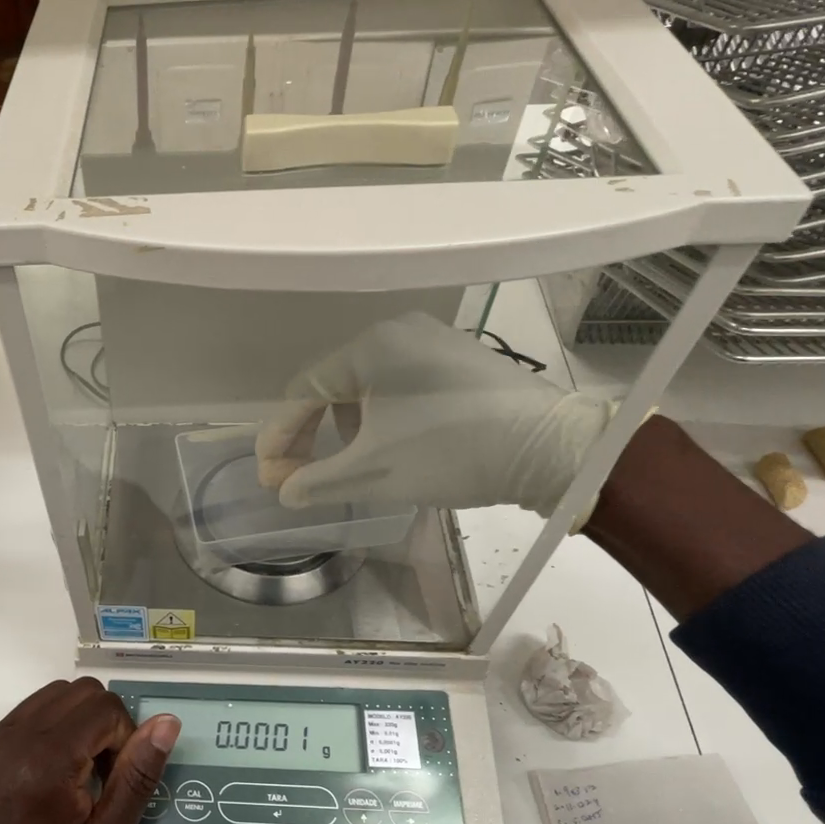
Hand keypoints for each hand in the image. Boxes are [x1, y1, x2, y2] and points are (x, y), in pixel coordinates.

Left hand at [0, 679, 178, 823]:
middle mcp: (10, 742)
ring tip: (76, 775)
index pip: (103, 707)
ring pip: (52, 695)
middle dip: (102, 725)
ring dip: (76, 723)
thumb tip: (166, 722)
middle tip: (99, 779)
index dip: (123, 738)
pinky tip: (50, 776)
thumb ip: (137, 775)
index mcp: (43, 765)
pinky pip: (26, 713)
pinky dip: (49, 730)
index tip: (114, 782)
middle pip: (78, 691)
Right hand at [255, 312, 613, 515]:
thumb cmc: (451, 452)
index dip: (280, 438)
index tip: (273, 479)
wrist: (551, 448)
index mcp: (370, 347)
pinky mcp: (458, 359)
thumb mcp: (374, 473)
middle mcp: (397, 332)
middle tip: (304, 477)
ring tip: (355, 465)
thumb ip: (316, 480)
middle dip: (312, 435)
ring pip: (365, 387)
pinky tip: (394, 447)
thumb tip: (285, 491)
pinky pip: (398, 385)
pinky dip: (382, 418)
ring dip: (347, 429)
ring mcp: (432, 342)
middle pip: (331, 387)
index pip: (302, 391)